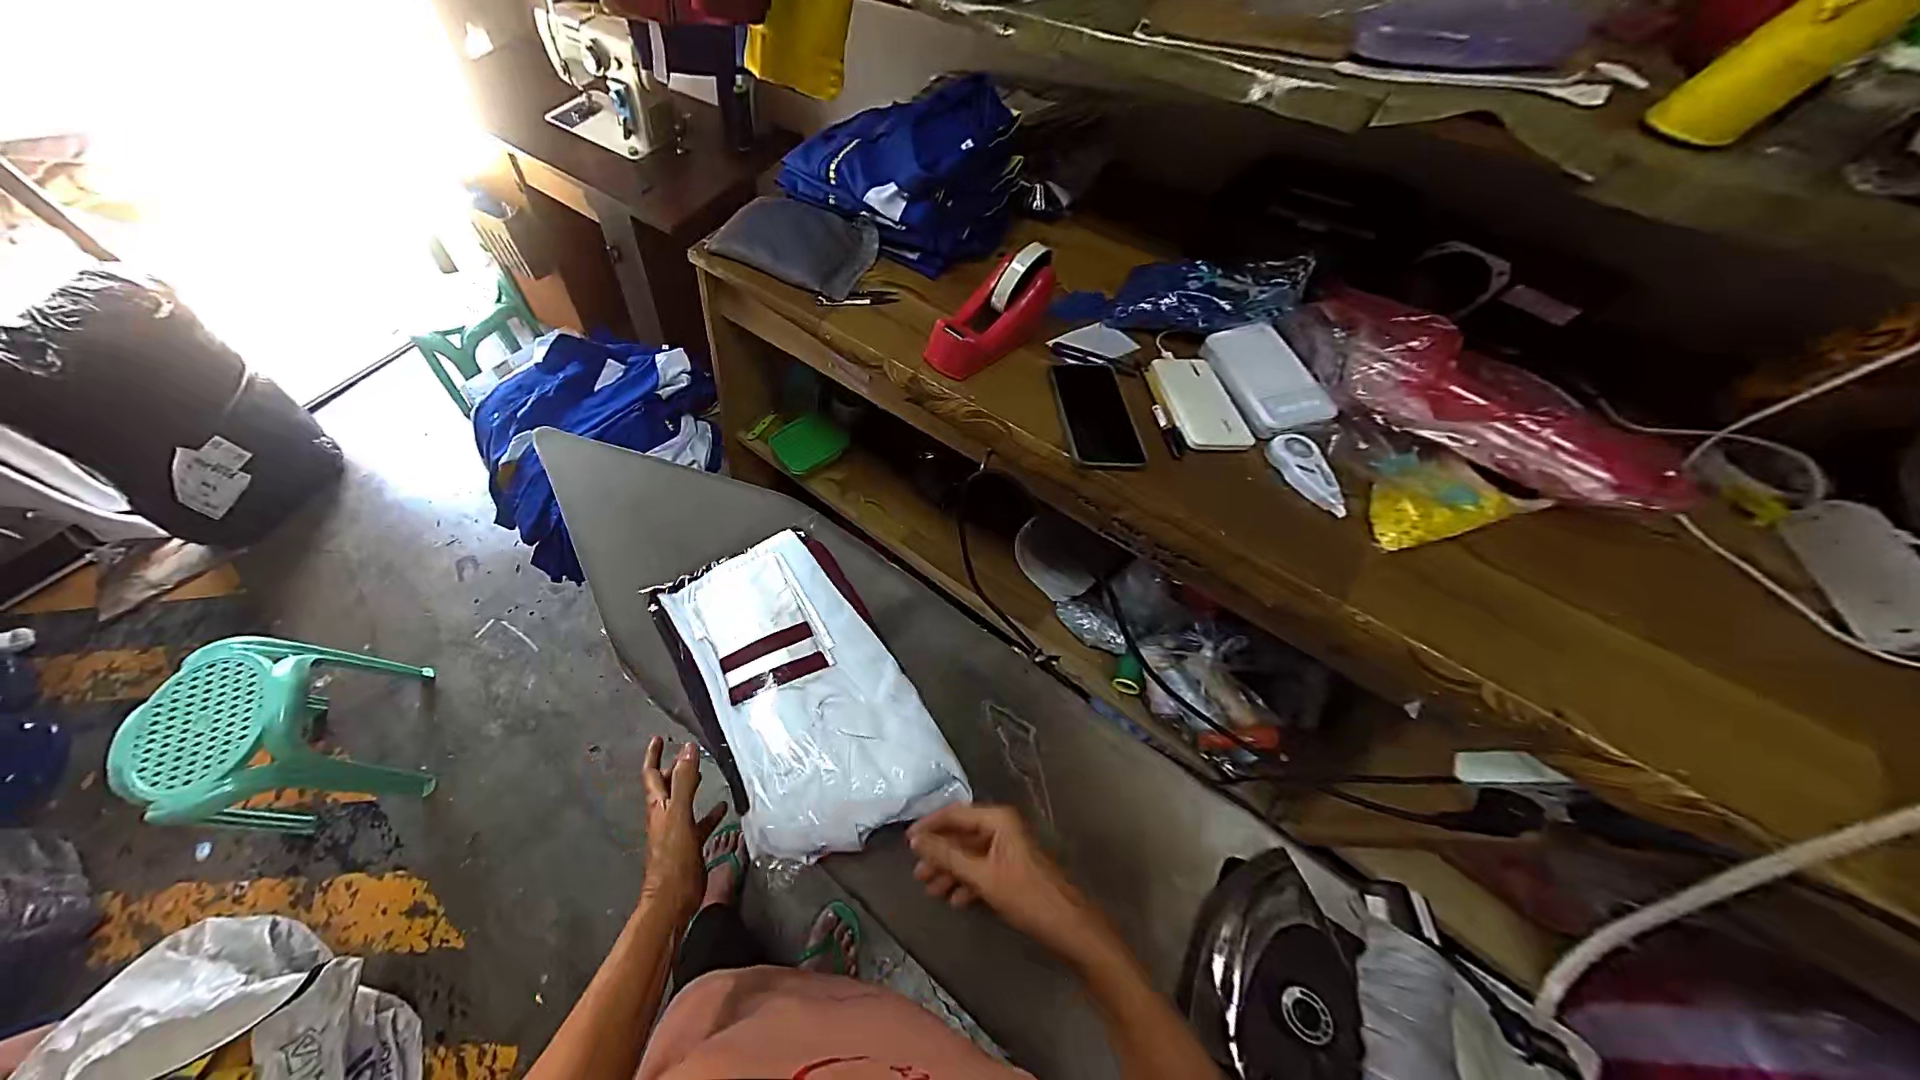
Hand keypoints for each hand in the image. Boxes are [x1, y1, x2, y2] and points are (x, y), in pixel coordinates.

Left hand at [640, 736, 725, 920]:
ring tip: (706, 772)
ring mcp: (676, 830)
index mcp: (658, 806)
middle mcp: (664, 815)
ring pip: (683, 801)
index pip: (651, 774)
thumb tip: (687, 749)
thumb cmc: (672, 856)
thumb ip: (684, 781)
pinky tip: (723, 808)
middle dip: (673, 767)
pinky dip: (710, 813)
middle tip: (684, 752)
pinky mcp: (689, 844)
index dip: (654, 755)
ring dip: (692, 786)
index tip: (658, 738)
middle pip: (666, 786)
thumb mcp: (678, 814)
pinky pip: (700, 822)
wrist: (672, 898)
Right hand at [908, 803, 1115, 965]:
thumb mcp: (981, 876)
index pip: (956, 814)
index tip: (908, 840)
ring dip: (951, 871)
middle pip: (962, 835)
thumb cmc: (1026, 896)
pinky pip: (982, 868)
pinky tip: (955, 899)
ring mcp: (1008, 848)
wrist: (1068, 926)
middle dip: (939, 854)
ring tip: (931, 889)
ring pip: (971, 854)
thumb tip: (917, 840)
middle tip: (918, 873)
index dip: (930, 826)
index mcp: (999, 819)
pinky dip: (967, 881)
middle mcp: (1003, 827)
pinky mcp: (1012, 868)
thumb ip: (947, 856)